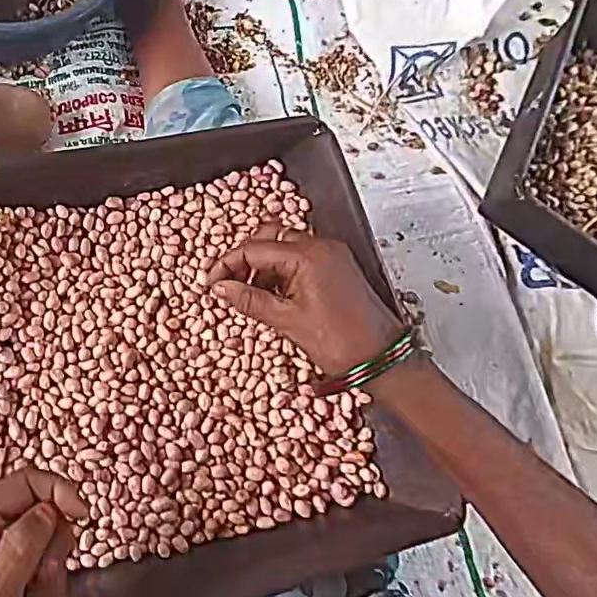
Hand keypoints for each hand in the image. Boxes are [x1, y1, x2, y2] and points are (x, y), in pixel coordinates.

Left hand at [0, 469, 88, 596]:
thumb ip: (20, 547)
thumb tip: (50, 506)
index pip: (23, 484)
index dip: (56, 490)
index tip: (82, 514)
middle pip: (42, 513)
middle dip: (54, 542)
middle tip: (40, 580)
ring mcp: (2, 567)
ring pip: (49, 546)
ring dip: (51, 574)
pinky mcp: (13, 594)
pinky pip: (46, 577)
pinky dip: (47, 595)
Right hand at [204, 224, 403, 375]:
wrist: (383, 359)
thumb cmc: (342, 343)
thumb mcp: (286, 321)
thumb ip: (249, 300)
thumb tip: (221, 289)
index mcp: (308, 256)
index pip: (253, 249)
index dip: (227, 265)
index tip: (212, 283)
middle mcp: (321, 247)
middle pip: (268, 237)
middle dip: (243, 258)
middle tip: (228, 283)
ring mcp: (331, 255)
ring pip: (283, 245)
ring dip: (261, 265)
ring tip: (248, 293)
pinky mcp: (337, 267)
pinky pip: (300, 257)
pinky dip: (280, 271)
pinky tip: (271, 295)